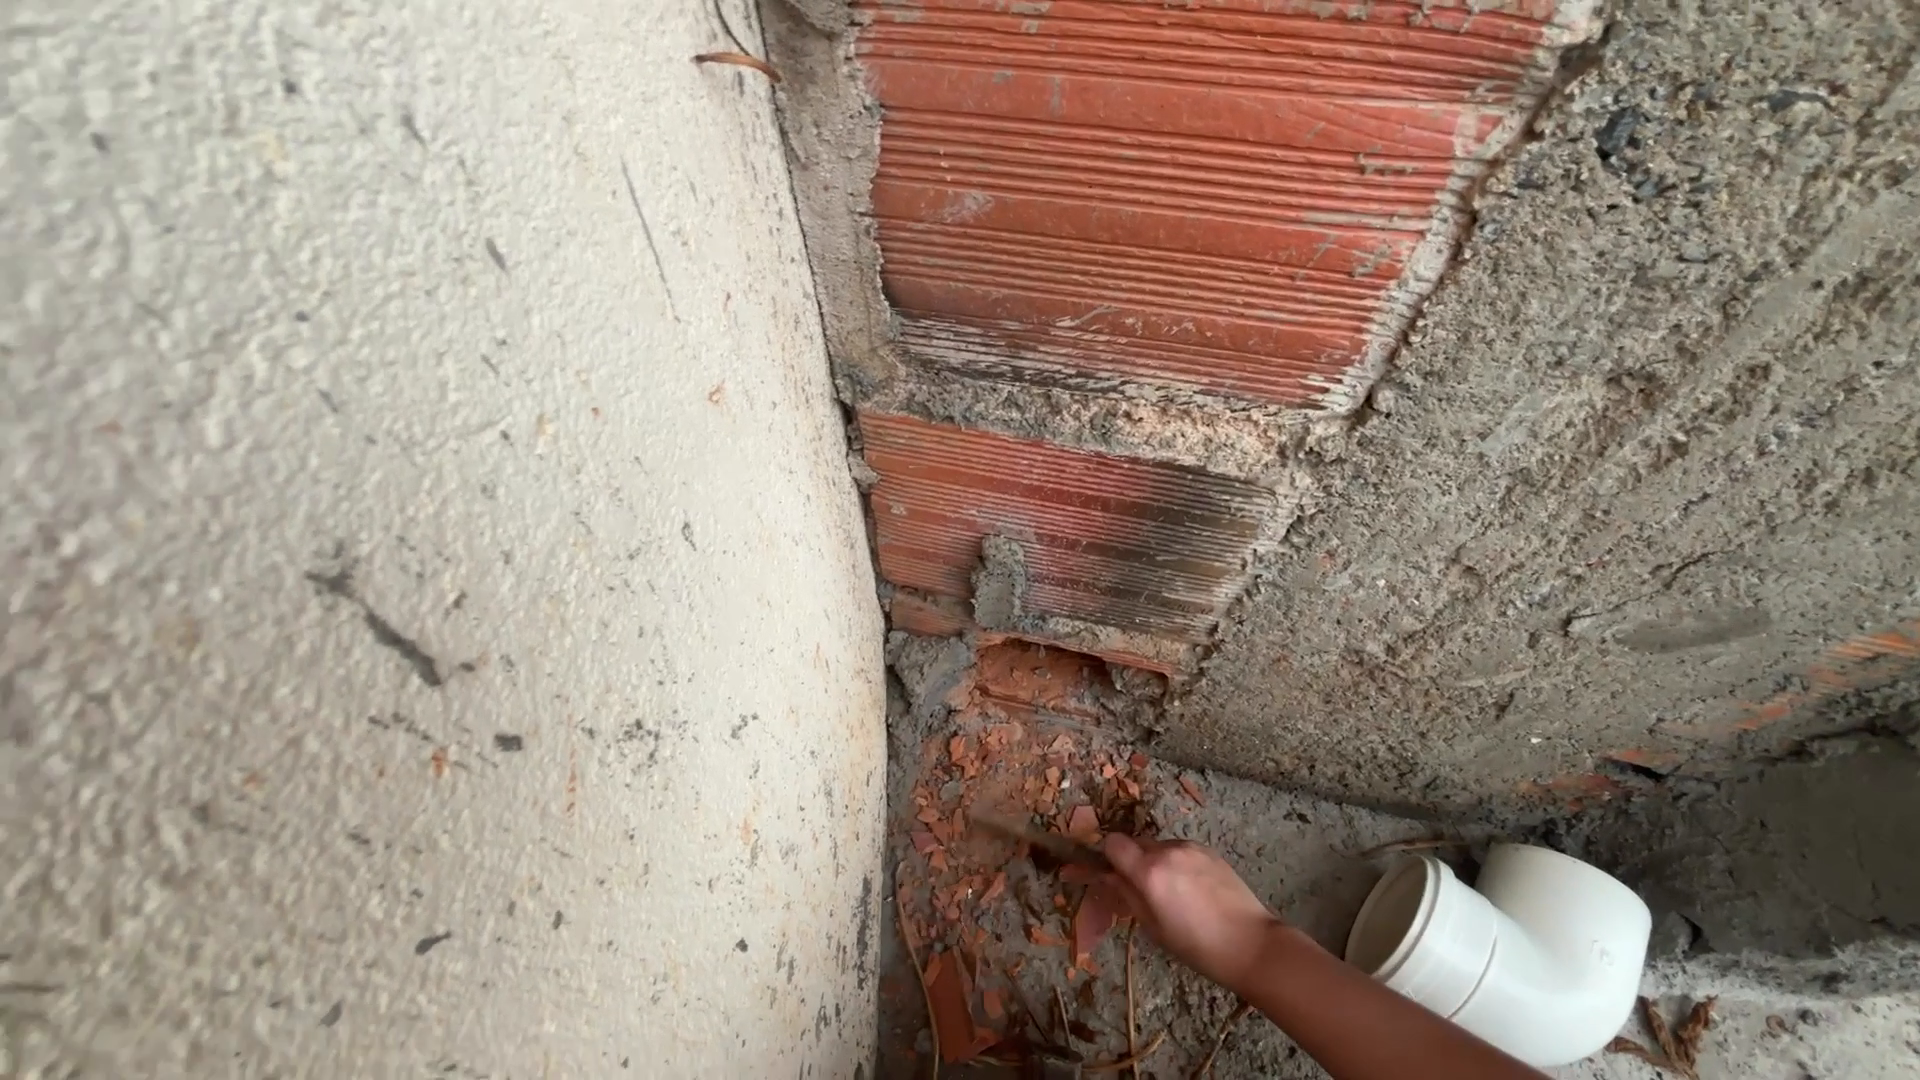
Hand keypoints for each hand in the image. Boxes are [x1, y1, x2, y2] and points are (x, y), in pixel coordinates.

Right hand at [1102, 833, 1281, 993]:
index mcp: (1149, 872)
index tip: (1111, 872)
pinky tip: (1192, 889)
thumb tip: (1107, 876)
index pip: (1113, 842)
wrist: (1250, 944)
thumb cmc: (1196, 946)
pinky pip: (1180, 850)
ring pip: (1159, 846)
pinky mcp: (1208, 849)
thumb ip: (1126, 894)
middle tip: (1142, 889)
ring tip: (1173, 892)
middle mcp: (1166, 850)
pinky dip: (1176, 862)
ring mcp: (1189, 847)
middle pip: (1135, 842)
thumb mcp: (1153, 927)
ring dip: (1155, 861)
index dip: (1108, 855)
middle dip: (1132, 860)